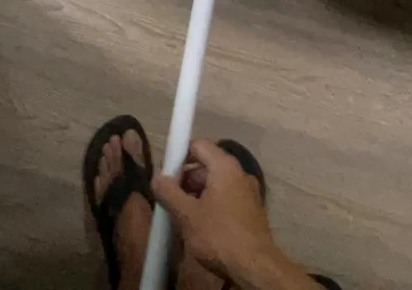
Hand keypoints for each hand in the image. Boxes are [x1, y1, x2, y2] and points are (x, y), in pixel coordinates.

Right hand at [152, 139, 308, 289]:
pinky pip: (226, 198)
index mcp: (224, 165)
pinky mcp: (252, 210)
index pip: (198, 145)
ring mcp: (248, 191)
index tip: (165, 174)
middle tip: (170, 199)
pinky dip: (211, 205)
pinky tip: (201, 226)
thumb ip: (168, 192)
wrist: (255, 267)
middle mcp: (239, 172)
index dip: (178, 155)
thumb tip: (156, 176)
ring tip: (182, 215)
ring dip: (197, 194)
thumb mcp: (187, 215)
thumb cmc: (219, 235)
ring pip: (216, 184)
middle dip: (186, 179)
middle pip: (206, 164)